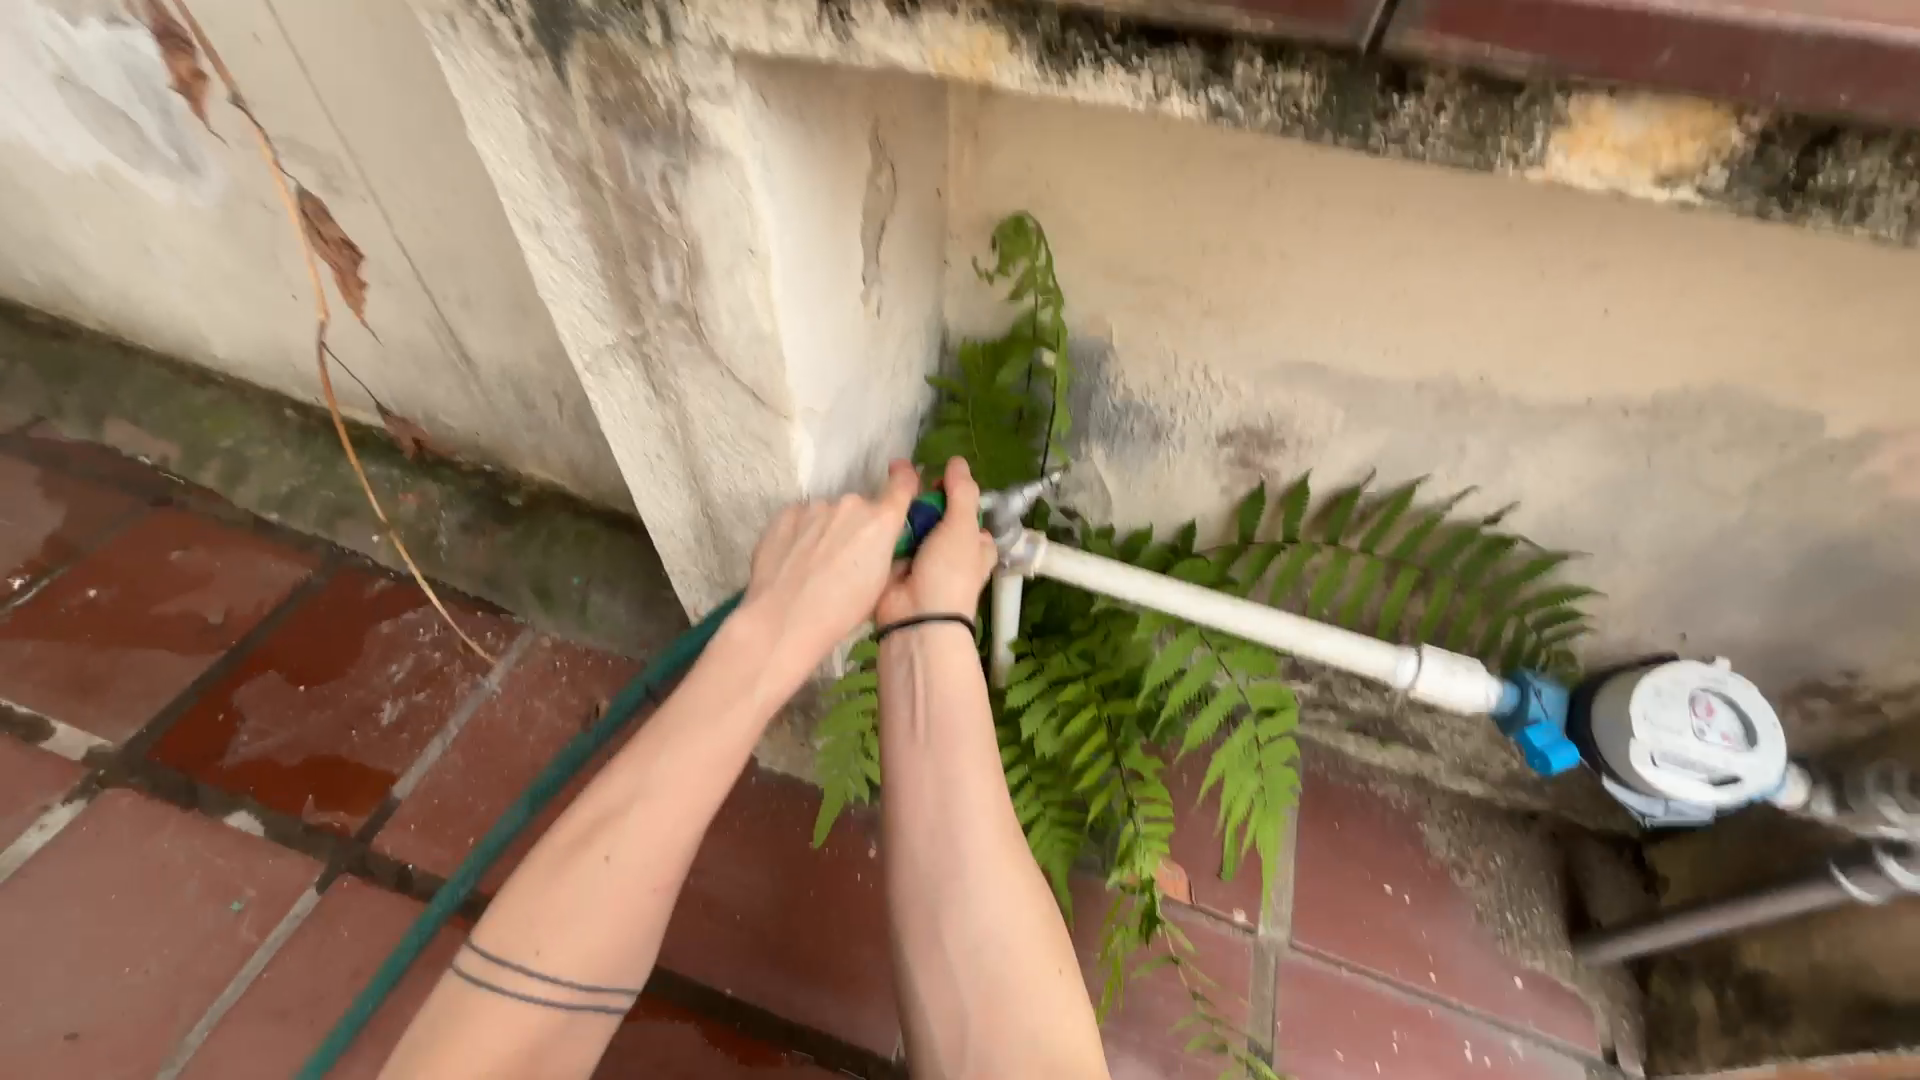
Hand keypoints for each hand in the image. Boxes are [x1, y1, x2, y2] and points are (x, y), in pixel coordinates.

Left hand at [742, 460, 918, 681]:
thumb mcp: (881, 587)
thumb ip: (890, 556)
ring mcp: (815, 506)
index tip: (902, 478)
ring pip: (828, 514)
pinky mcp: (785, 513)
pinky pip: (801, 518)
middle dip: (857, 526)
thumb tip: (891, 549)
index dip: (905, 479)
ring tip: (814, 563)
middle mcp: (850, 504)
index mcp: (881, 521)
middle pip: (860, 508)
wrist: (784, 619)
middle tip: (845, 557)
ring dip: (827, 530)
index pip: (903, 483)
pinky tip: (794, 559)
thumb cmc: (841, 611)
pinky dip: (801, 533)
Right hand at [876, 457, 998, 625]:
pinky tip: (877, 508)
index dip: (955, 492)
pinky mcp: (897, 562)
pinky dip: (887, 524)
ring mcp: (923, 557)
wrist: (915, 617)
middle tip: (907, 476)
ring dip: (904, 507)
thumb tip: (957, 461)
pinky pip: (893, 535)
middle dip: (924, 497)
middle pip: (937, 513)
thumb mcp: (963, 527)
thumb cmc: (949, 573)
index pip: (968, 511)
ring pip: (914, 521)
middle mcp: (952, 551)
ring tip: (890, 483)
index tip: (939, 479)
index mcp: (977, 545)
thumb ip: (961, 492)